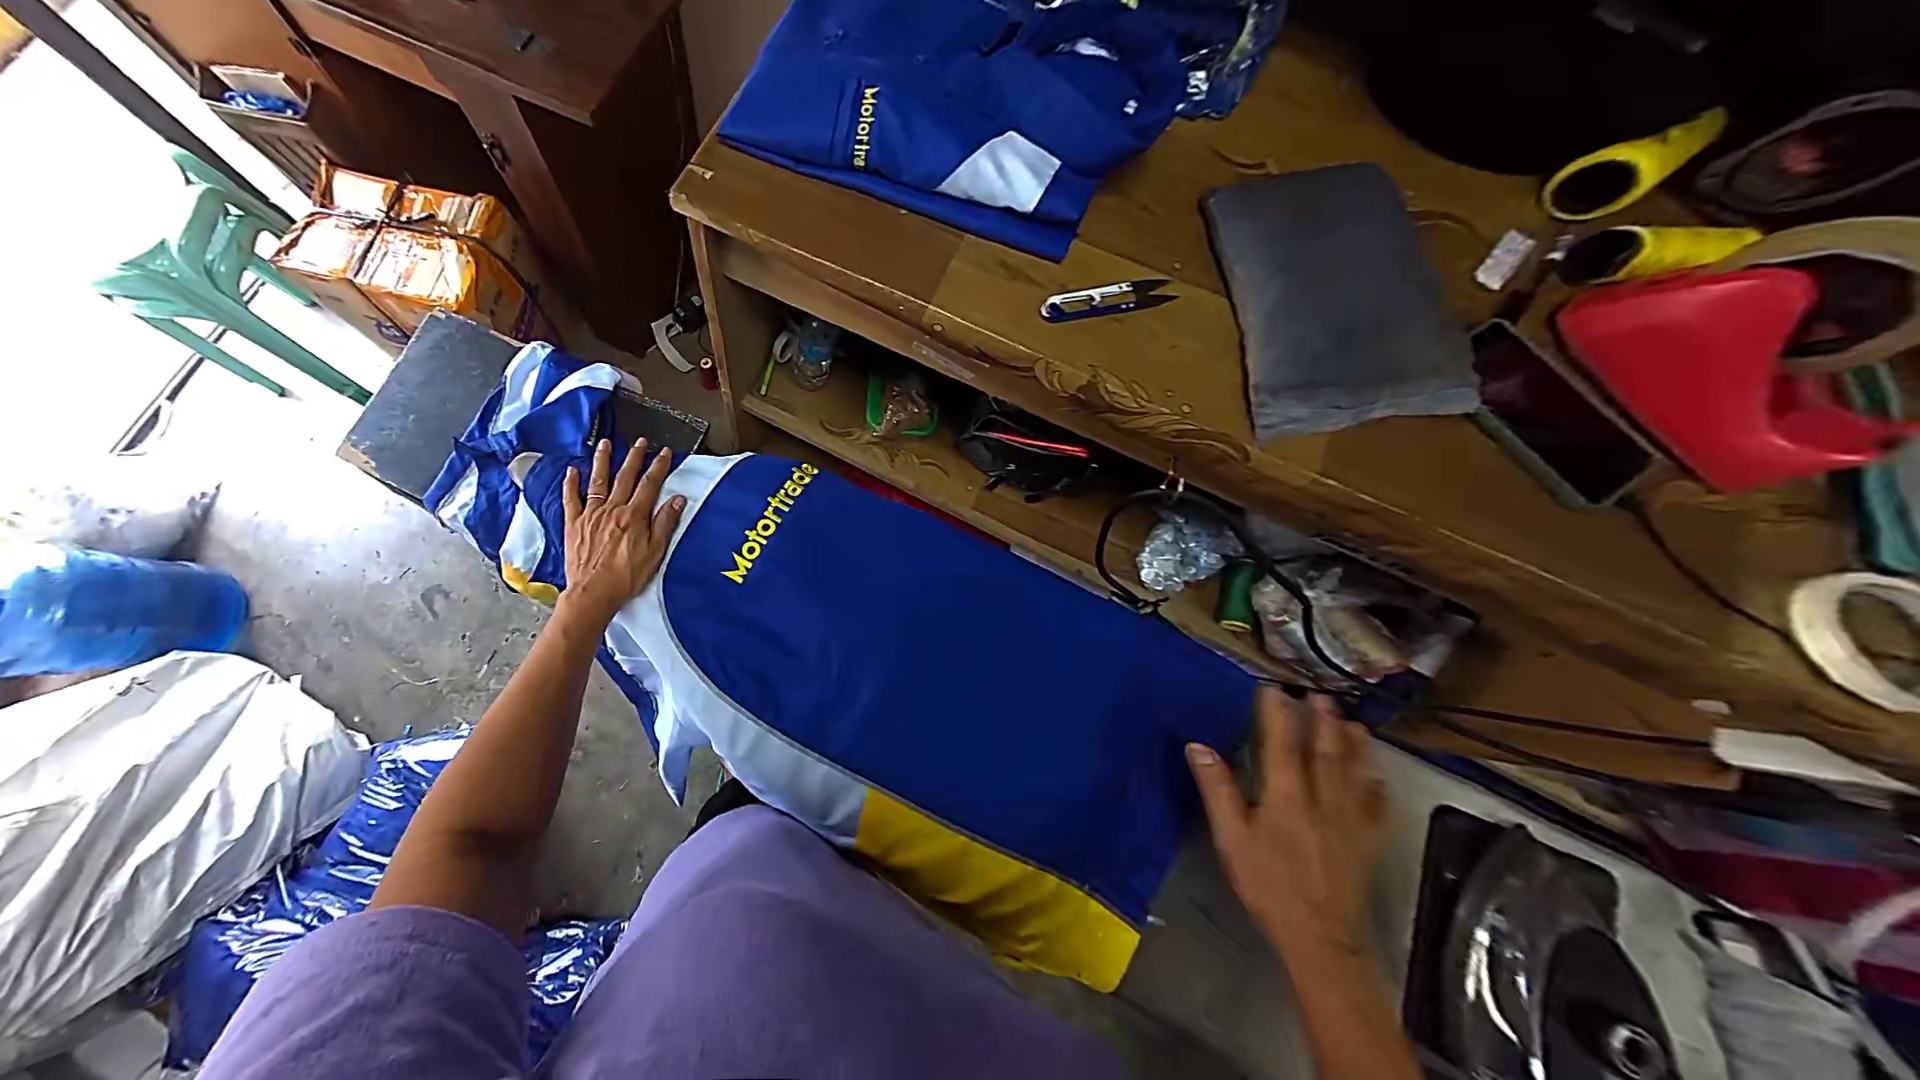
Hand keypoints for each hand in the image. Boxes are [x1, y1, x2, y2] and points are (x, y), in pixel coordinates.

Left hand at [560, 438, 684, 624]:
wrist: (594, 592)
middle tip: (640, 442)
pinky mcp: (574, 524)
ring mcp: (591, 514)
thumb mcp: (655, 551)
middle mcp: (612, 509)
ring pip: (598, 481)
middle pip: (625, 477)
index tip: (664, 453)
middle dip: (634, 457)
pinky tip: (572, 471)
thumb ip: (665, 523)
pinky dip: (571, 483)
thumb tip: (677, 500)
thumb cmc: (627, 576)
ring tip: (606, 444)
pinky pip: (572, 499)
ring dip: (603, 461)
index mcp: (634, 516)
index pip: (650, 484)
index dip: (659, 467)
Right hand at [1187, 688, 1386, 965]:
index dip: (1278, 714)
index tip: (1274, 690)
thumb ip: (1218, 790)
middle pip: (1324, 751)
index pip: (1282, 744)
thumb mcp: (1231, 838)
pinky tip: (1375, 776)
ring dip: (1353, 744)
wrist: (1320, 937)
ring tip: (1351, 722)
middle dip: (1321, 720)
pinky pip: (1377, 806)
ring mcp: (1351, 820)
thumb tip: (1198, 747)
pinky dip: (1376, 785)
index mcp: (1287, 797)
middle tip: (1319, 696)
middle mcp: (1323, 800)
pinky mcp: (1369, 841)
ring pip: (1355, 772)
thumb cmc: (1268, 884)